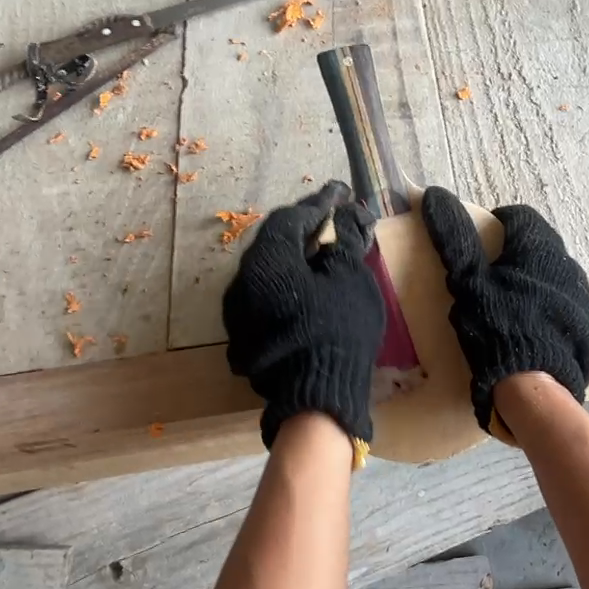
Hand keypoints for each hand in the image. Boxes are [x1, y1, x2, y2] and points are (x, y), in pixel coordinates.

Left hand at [223, 181, 385, 445]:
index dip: (320, 202)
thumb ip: (346, 239)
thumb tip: (349, 212)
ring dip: (296, 260)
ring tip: (324, 255)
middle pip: (275, 243)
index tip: (342, 193)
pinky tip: (309, 292)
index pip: (293, 217)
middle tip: (333, 221)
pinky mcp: (244, 339)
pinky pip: (266, 299)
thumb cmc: (338, 328)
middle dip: (305, 229)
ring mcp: (239, 313)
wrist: (314, 394)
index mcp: (266, 258)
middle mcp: (242, 281)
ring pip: (268, 273)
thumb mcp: (349, 277)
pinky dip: (288, 287)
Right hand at [420, 186, 588, 432]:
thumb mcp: (467, 279)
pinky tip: (529, 328)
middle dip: (515, 253)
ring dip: (532, 280)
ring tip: (508, 304)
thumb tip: (434, 194)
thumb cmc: (496, 324)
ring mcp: (582, 295)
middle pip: (538, 245)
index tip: (479, 243)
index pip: (519, 217)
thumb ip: (453, 236)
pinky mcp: (587, 324)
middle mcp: (567, 263)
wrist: (534, 383)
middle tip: (489, 275)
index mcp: (539, 246)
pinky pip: (563, 305)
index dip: (496, 223)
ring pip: (552, 275)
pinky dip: (546, 307)